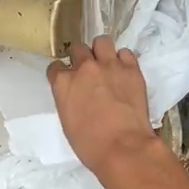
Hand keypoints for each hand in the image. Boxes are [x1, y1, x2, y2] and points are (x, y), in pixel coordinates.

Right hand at [47, 37, 164, 179]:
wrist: (124, 147)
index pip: (56, 66)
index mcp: (63, 82)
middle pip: (78, 49)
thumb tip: (76, 94)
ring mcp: (109, 65)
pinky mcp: (132, 68)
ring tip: (107, 64)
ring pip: (102, 41)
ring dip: (102, 51)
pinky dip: (123, 60)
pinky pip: (125, 53)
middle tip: (88, 73)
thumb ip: (68, 98)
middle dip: (81, 59)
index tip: (67, 80)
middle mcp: (84, 67)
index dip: (62, 73)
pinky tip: (124, 72)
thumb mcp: (67, 120)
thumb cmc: (90, 144)